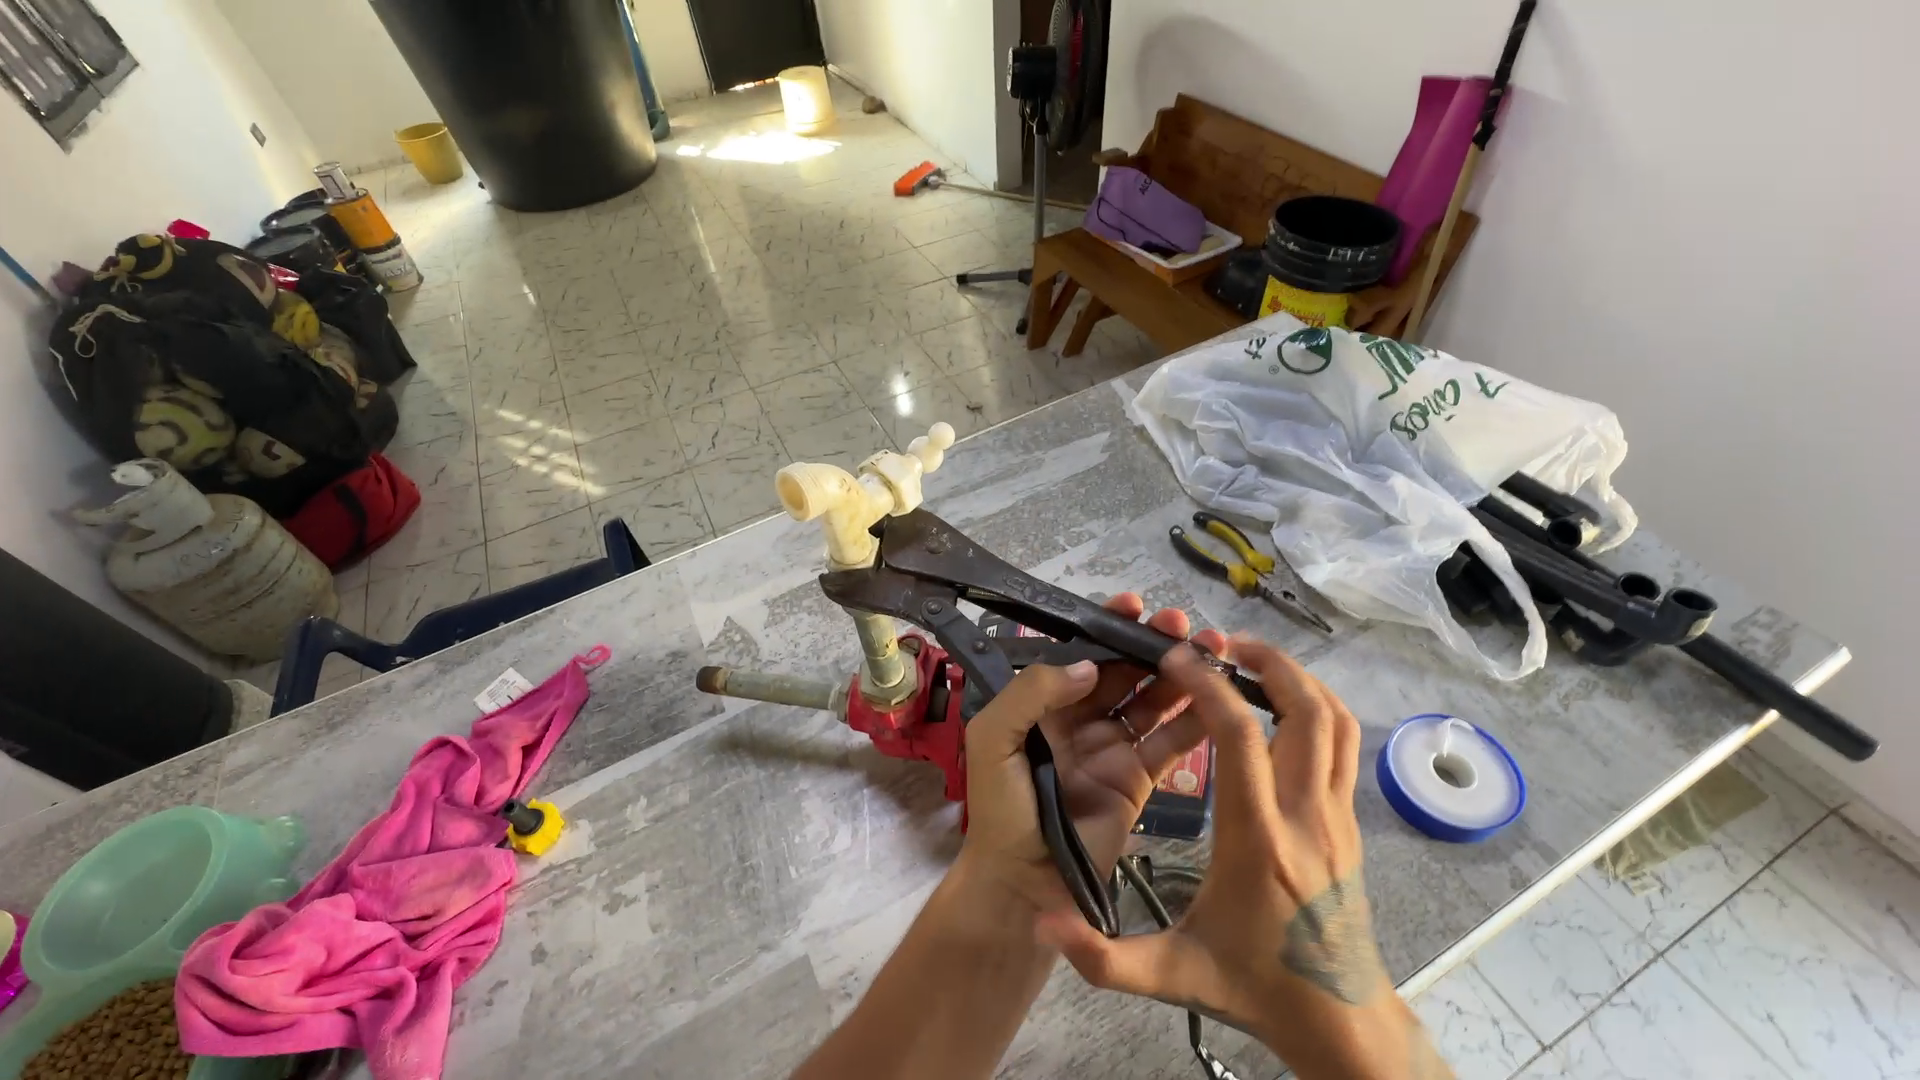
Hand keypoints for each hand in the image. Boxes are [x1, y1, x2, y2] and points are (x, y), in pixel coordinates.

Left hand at [955, 593, 1227, 915]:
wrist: (1024, 878)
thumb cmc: (1002, 806)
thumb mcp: (995, 738)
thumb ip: (1032, 692)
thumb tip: (1089, 666)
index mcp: (1043, 704)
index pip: (1079, 654)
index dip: (1105, 627)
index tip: (1134, 604)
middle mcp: (1079, 718)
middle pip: (1121, 670)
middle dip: (1148, 643)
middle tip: (1180, 622)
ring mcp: (1112, 747)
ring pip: (1150, 699)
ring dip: (1177, 673)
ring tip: (1209, 648)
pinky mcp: (1139, 778)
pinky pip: (1169, 742)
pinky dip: (1193, 720)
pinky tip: (1217, 696)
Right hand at [1032, 640, 1412, 1074]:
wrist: (1340, 1020)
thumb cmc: (1253, 985)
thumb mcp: (1172, 976)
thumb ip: (1102, 956)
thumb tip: (1042, 918)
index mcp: (1257, 840)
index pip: (1242, 738)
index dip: (1209, 687)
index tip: (1175, 658)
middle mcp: (1306, 815)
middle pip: (1306, 710)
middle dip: (1267, 662)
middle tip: (1221, 643)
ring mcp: (1337, 815)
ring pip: (1335, 721)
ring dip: (1298, 679)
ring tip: (1251, 662)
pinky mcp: (1349, 821)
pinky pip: (1343, 744)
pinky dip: (1316, 708)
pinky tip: (1280, 707)